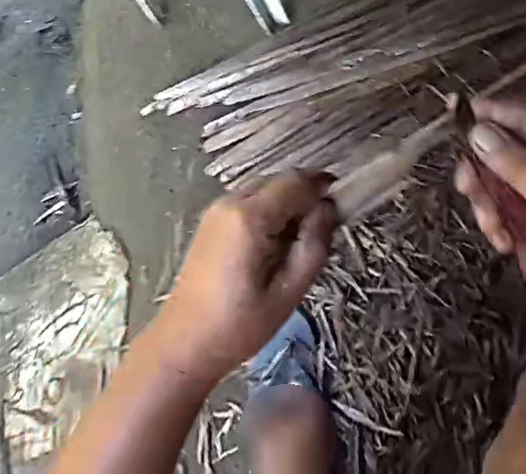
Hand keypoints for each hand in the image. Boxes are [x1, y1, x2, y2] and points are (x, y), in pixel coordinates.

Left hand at [144, 171, 336, 382]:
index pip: (295, 181)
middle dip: (305, 195)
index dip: (321, 184)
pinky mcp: (211, 219)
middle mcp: (231, 201)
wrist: (183, 344)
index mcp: (250, 216)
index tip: (342, 199)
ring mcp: (217, 208)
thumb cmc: (239, 326)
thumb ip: (314, 245)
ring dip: (286, 202)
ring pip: (264, 188)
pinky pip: (249, 199)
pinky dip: (268, 209)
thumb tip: (328, 208)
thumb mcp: (289, 292)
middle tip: (322, 228)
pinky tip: (272, 242)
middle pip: (279, 180)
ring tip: (298, 239)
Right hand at [455, 99, 525, 341]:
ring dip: (488, 201)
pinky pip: (503, 210)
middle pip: (505, 150)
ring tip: (492, 225)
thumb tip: (479, 132)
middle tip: (467, 185)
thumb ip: (519, 167)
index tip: (457, 111)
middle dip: (483, 167)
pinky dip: (497, 223)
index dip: (492, 113)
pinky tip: (504, 242)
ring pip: (499, 181)